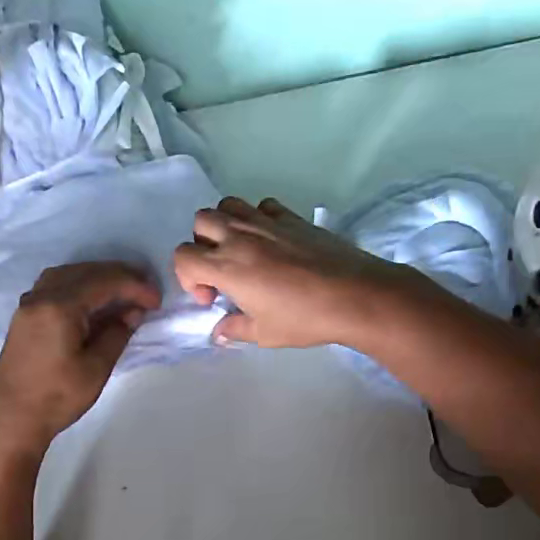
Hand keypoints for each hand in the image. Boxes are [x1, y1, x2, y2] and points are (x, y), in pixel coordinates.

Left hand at [0, 263, 161, 453]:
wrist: (11, 419)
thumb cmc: (56, 397)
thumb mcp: (96, 368)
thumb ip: (116, 334)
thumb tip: (133, 312)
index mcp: (59, 306)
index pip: (104, 282)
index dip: (134, 286)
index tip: (157, 301)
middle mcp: (41, 296)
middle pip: (85, 271)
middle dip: (119, 276)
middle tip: (146, 292)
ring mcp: (29, 304)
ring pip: (69, 275)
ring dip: (98, 278)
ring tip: (123, 292)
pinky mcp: (25, 316)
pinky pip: (55, 286)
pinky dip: (79, 286)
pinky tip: (93, 301)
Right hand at [174, 196, 435, 348]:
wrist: (356, 295)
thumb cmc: (305, 318)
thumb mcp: (264, 333)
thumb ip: (235, 329)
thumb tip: (219, 333)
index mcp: (227, 266)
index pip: (183, 256)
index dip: (187, 278)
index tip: (212, 298)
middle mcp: (240, 236)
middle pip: (200, 222)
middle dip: (201, 245)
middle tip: (221, 271)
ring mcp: (267, 222)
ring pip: (228, 205)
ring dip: (225, 225)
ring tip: (240, 250)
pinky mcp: (292, 217)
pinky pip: (262, 206)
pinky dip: (257, 218)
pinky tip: (270, 242)